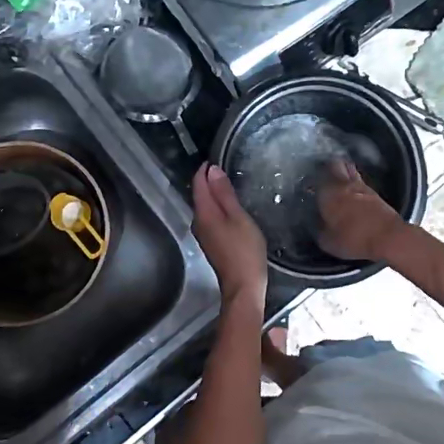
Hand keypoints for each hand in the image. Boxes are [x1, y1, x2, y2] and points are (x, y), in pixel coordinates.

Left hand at [191, 163, 266, 307]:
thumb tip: (212, 170)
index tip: (216, 158)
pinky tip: (230, 208)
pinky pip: (211, 218)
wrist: (243, 286)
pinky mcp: (212, 243)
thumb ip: (224, 194)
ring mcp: (204, 235)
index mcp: (204, 214)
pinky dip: (218, 208)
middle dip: (209, 181)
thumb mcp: (238, 217)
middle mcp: (198, 223)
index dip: (205, 170)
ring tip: (230, 184)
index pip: (199, 185)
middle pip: (200, 196)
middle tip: (226, 167)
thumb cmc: (245, 250)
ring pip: (205, 208)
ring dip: (214, 195)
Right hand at [317, 160, 405, 261]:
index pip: (316, 176)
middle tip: (323, 175)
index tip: (308, 184)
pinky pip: (361, 182)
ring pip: (350, 170)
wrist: (388, 237)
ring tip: (338, 183)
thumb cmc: (354, 239)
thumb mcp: (328, 242)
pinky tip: (353, 194)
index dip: (312, 178)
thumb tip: (318, 224)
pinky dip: (355, 184)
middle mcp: (344, 184)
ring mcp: (362, 186)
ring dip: (344, 173)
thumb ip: (319, 230)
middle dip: (328, 167)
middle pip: (335, 164)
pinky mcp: (376, 193)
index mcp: (328, 193)